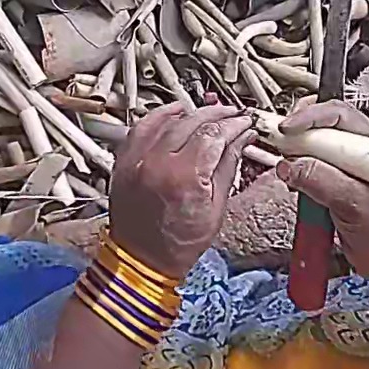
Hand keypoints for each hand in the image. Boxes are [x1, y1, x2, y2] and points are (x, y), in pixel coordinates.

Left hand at [109, 103, 254, 277]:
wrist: (141, 257)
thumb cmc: (177, 242)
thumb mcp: (216, 208)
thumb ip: (228, 166)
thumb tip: (241, 139)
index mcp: (184, 176)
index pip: (214, 134)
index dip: (233, 124)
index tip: (243, 123)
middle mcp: (157, 161)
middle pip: (192, 122)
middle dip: (217, 115)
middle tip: (232, 115)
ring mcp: (137, 158)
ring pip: (168, 119)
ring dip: (191, 112)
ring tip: (209, 112)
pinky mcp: (125, 158)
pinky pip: (143, 125)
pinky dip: (161, 115)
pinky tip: (175, 112)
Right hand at [271, 101, 368, 286]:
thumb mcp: (356, 207)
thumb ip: (321, 180)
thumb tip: (288, 165)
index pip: (341, 116)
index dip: (310, 117)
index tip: (287, 129)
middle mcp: (368, 153)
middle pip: (327, 127)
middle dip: (300, 133)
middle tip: (281, 142)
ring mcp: (355, 169)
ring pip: (318, 147)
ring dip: (299, 153)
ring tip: (289, 166)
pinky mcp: (343, 184)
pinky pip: (316, 168)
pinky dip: (301, 172)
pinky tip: (297, 181)